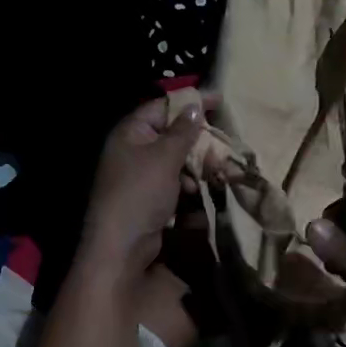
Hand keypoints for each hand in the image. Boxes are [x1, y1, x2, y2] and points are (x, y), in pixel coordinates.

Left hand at [81, 93, 208, 276]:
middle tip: (223, 145)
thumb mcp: (165, 157)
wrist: (122, 246)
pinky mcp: (150, 202)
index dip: (190, 102)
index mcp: (131, 133)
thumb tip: (195, 104)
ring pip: (177, 165)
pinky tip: (199, 201)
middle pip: (172, 137)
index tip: (220, 100)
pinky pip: (175, 189)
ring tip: (215, 177)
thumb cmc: (141, 193)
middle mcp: (134, 152)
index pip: (162, 107)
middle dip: (198, 142)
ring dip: (196, 171)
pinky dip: (189, 192)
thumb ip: (183, 131)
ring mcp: (141, 179)